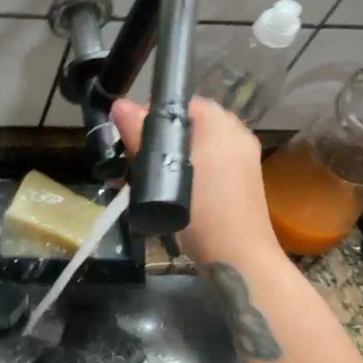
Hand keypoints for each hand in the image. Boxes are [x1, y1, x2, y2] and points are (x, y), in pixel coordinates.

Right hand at [112, 96, 281, 266]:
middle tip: (133, 167)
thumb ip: (141, 135)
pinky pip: (208, 167)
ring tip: (146, 185)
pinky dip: (187, 175)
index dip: (150, 117)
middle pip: (187, 127)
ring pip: (195, 149)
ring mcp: (242, 159)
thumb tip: (120, 105)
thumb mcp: (163, 172)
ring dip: (169, 162)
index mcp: (221, 123)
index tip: (130, 143)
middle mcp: (236, 134)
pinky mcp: (241, 183)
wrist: (238, 258)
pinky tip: (171, 197)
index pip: (179, 104)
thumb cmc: (201, 211)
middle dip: (158, 143)